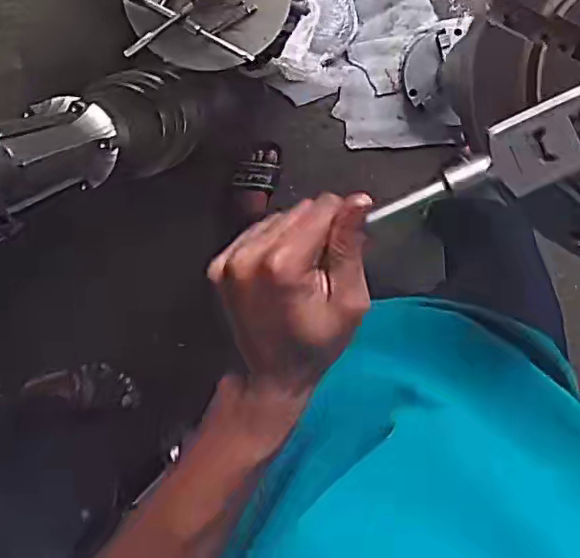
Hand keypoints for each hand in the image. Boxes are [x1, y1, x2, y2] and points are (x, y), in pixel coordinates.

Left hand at [207, 192, 372, 404]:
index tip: (345, 246)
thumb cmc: (314, 346)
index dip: (342, 222)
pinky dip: (275, 242)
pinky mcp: (220, 262)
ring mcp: (231, 258)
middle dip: (319, 229)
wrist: (267, 378)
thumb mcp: (349, 301)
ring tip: (301, 271)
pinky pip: (260, 229)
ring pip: (281, 216)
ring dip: (297, 234)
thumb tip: (359, 202)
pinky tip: (280, 271)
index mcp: (283, 263)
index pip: (324, 206)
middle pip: (301, 209)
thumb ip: (350, 245)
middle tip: (323, 265)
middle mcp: (251, 253)